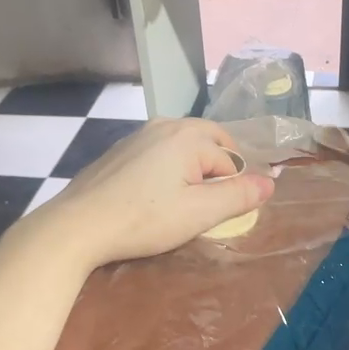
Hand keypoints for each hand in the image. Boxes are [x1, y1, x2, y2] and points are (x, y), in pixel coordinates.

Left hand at [25, 118, 275, 270]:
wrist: (78, 225)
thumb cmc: (143, 220)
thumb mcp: (198, 214)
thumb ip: (238, 196)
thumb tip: (270, 182)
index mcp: (188, 136)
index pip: (231, 159)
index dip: (235, 186)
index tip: (225, 213)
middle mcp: (165, 125)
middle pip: (209, 139)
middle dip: (219, 166)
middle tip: (214, 202)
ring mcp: (138, 135)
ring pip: (182, 144)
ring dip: (194, 165)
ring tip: (189, 199)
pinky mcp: (119, 150)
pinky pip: (159, 151)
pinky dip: (169, 166)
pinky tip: (156, 194)